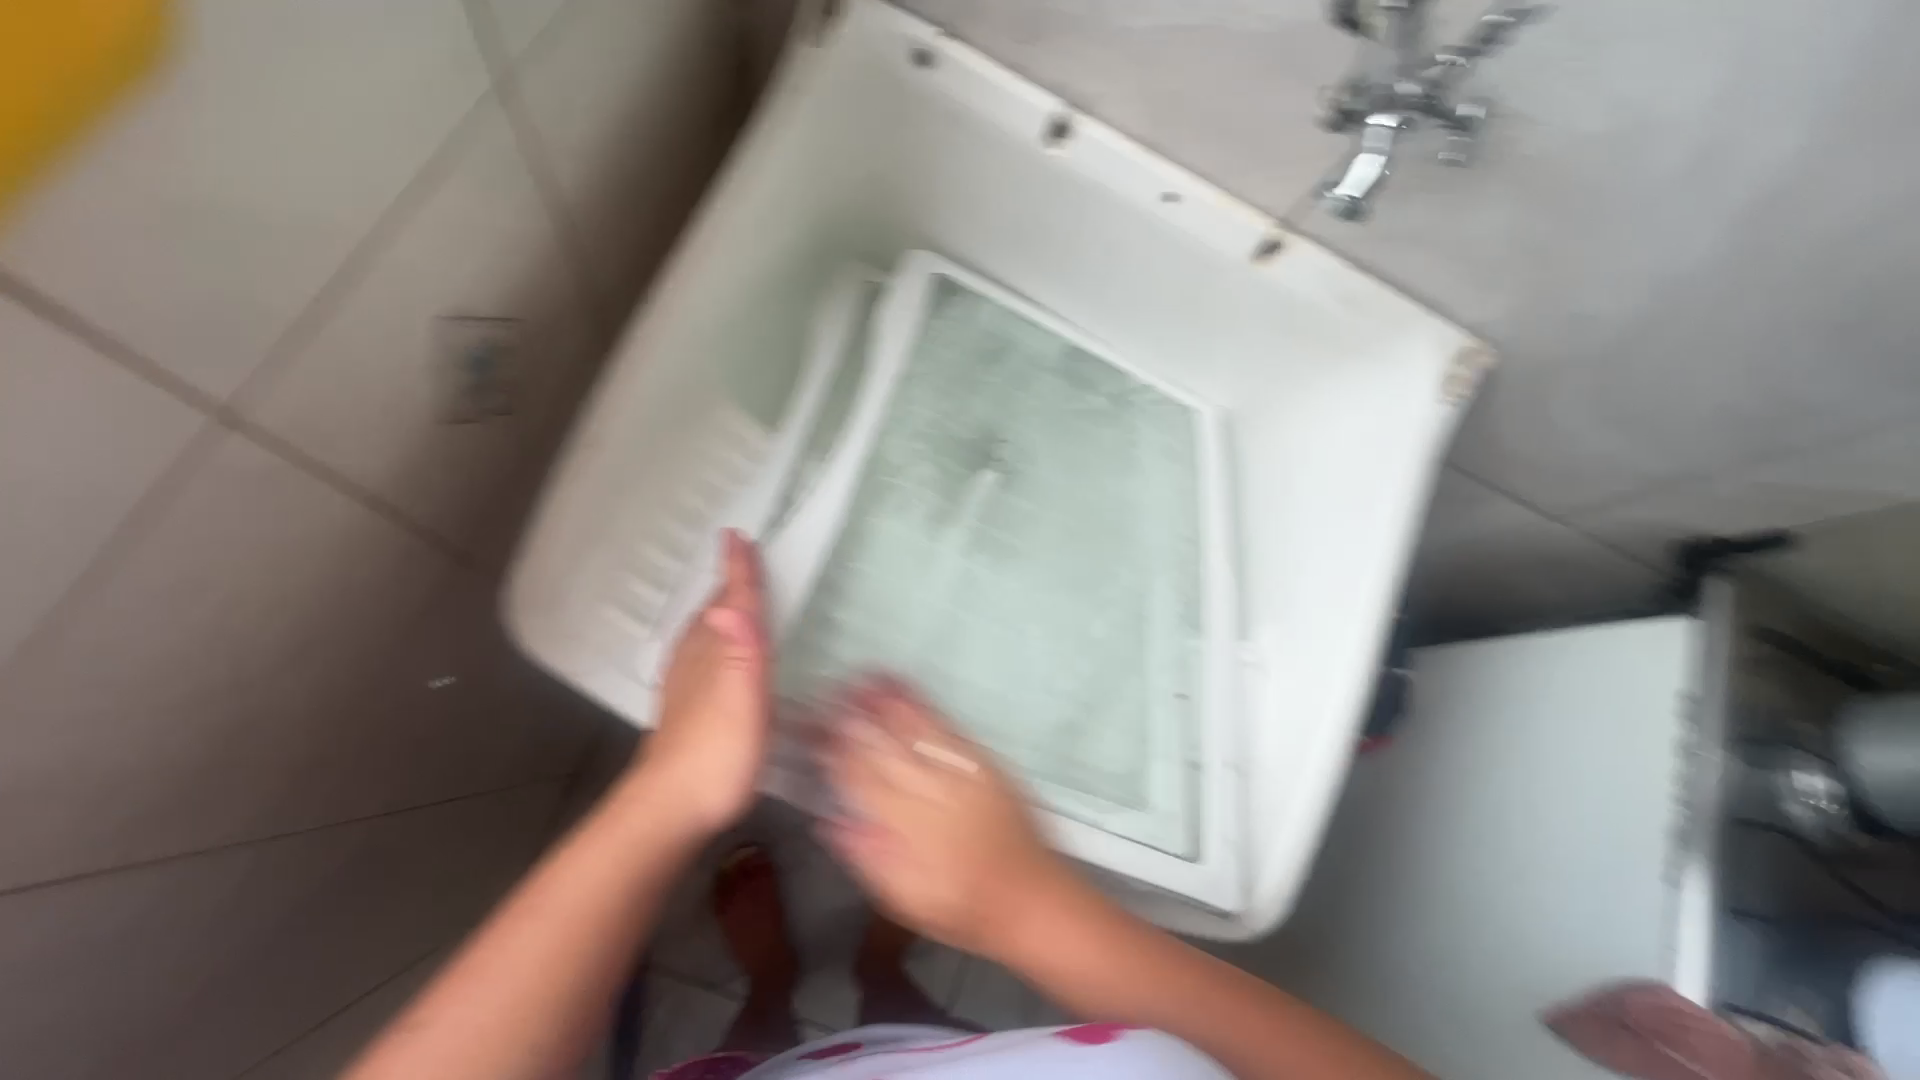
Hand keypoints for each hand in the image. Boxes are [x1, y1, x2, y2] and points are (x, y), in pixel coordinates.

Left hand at [636, 530, 771, 837]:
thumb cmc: (718, 751)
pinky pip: (700, 655)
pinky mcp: (684, 709)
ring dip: (719, 609)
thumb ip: (742, 648)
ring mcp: (685, 685)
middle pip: (714, 609)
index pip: (730, 599)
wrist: (671, 806)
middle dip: (728, 582)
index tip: (737, 536)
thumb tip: (730, 598)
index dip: (737, 569)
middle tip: (744, 560)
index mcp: (715, 650)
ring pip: (704, 632)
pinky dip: (712, 640)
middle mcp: (696, 658)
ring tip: (733, 598)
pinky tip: (715, 656)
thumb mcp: (742, 697)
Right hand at [818, 677, 1083, 960]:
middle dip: (854, 719)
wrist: (1028, 899)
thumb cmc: (959, 908)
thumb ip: (865, 857)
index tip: (812, 732)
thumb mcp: (902, 900)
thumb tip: (829, 823)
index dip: (832, 751)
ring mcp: (959, 773)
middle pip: (883, 746)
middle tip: (829, 695)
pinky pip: (947, 729)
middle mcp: (928, 790)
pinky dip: (924, 707)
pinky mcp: (984, 765)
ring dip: (887, 704)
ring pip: (916, 730)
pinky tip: (908, 693)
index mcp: (903, 824)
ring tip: (864, 680)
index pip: (857, 776)